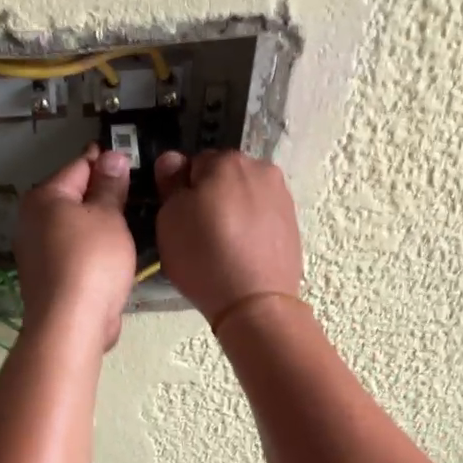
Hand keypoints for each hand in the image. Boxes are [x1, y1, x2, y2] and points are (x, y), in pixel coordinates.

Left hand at [14, 147, 137, 349]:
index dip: (106, 160)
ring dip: (98, 225)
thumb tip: (113, 158)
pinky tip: (112, 257)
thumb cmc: (91, 261)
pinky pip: (74, 253)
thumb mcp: (109, 216)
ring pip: (74, 227)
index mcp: (43, 197)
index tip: (131, 158)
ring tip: (129, 226)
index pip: (79, 165)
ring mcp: (36, 252)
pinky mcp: (47, 279)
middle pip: (73, 197)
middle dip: (101, 194)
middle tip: (136, 195)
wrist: (70, 324)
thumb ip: (111, 186)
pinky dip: (92, 250)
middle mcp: (32, 221)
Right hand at [153, 151, 301, 322]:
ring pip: (245, 196)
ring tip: (223, 244)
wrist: (254, 301)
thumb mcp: (169, 220)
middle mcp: (260, 168)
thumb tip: (172, 161)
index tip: (179, 216)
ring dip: (233, 210)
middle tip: (198, 232)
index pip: (194, 163)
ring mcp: (281, 195)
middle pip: (224, 176)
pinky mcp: (292, 222)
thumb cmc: (204, 257)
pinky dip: (250, 227)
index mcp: (226, 161)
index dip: (182, 190)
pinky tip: (242, 252)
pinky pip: (262, 216)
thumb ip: (170, 184)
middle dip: (211, 196)